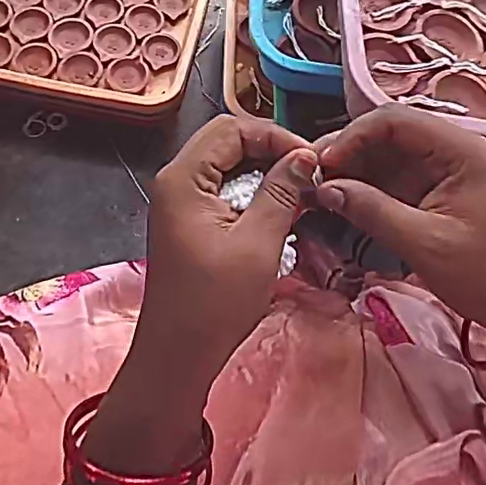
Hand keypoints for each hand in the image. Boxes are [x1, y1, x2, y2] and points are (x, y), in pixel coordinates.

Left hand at [137, 116, 316, 381]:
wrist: (177, 355)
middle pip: (226, 141)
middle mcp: (175, 180)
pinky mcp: (187, 219)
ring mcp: (179, 199)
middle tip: (308, 169)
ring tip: (300, 187)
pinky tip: (279, 205)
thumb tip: (304, 156)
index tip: (310, 157)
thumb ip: (281, 191)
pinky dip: (251, 190)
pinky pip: (222, 188)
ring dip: (263, 169)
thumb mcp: (257, 244)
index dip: (274, 135)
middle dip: (269, 148)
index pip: (231, 129)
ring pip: (226, 164)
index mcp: (182, 178)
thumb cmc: (214, 304)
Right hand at [312, 106, 485, 330]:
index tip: (324, 163)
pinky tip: (336, 196)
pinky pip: (384, 174)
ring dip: (347, 166)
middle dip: (345, 150)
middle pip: (383, 131)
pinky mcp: (425, 187)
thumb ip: (373, 211)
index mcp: (459, 150)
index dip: (353, 135)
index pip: (394, 120)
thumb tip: (325, 189)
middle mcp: (446, 149)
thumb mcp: (426, 244)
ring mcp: (435, 167)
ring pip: (379, 152)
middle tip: (310, 175)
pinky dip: (358, 183)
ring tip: (317, 187)